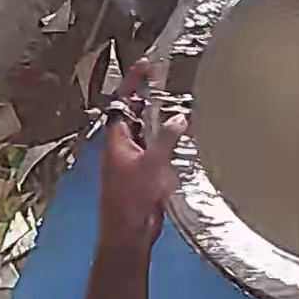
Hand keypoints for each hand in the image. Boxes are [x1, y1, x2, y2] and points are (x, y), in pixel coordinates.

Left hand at [99, 59, 186, 246]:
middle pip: (133, 114)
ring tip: (178, 103)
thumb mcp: (151, 164)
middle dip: (147, 97)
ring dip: (158, 118)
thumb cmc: (132, 198)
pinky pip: (155, 147)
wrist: (129, 233)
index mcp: (116, 139)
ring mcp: (133, 159)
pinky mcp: (144, 173)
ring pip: (145, 131)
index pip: (122, 102)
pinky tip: (182, 136)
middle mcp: (122, 146)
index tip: (147, 65)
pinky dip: (166, 138)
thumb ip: (166, 139)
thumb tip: (180, 118)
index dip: (133, 82)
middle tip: (167, 82)